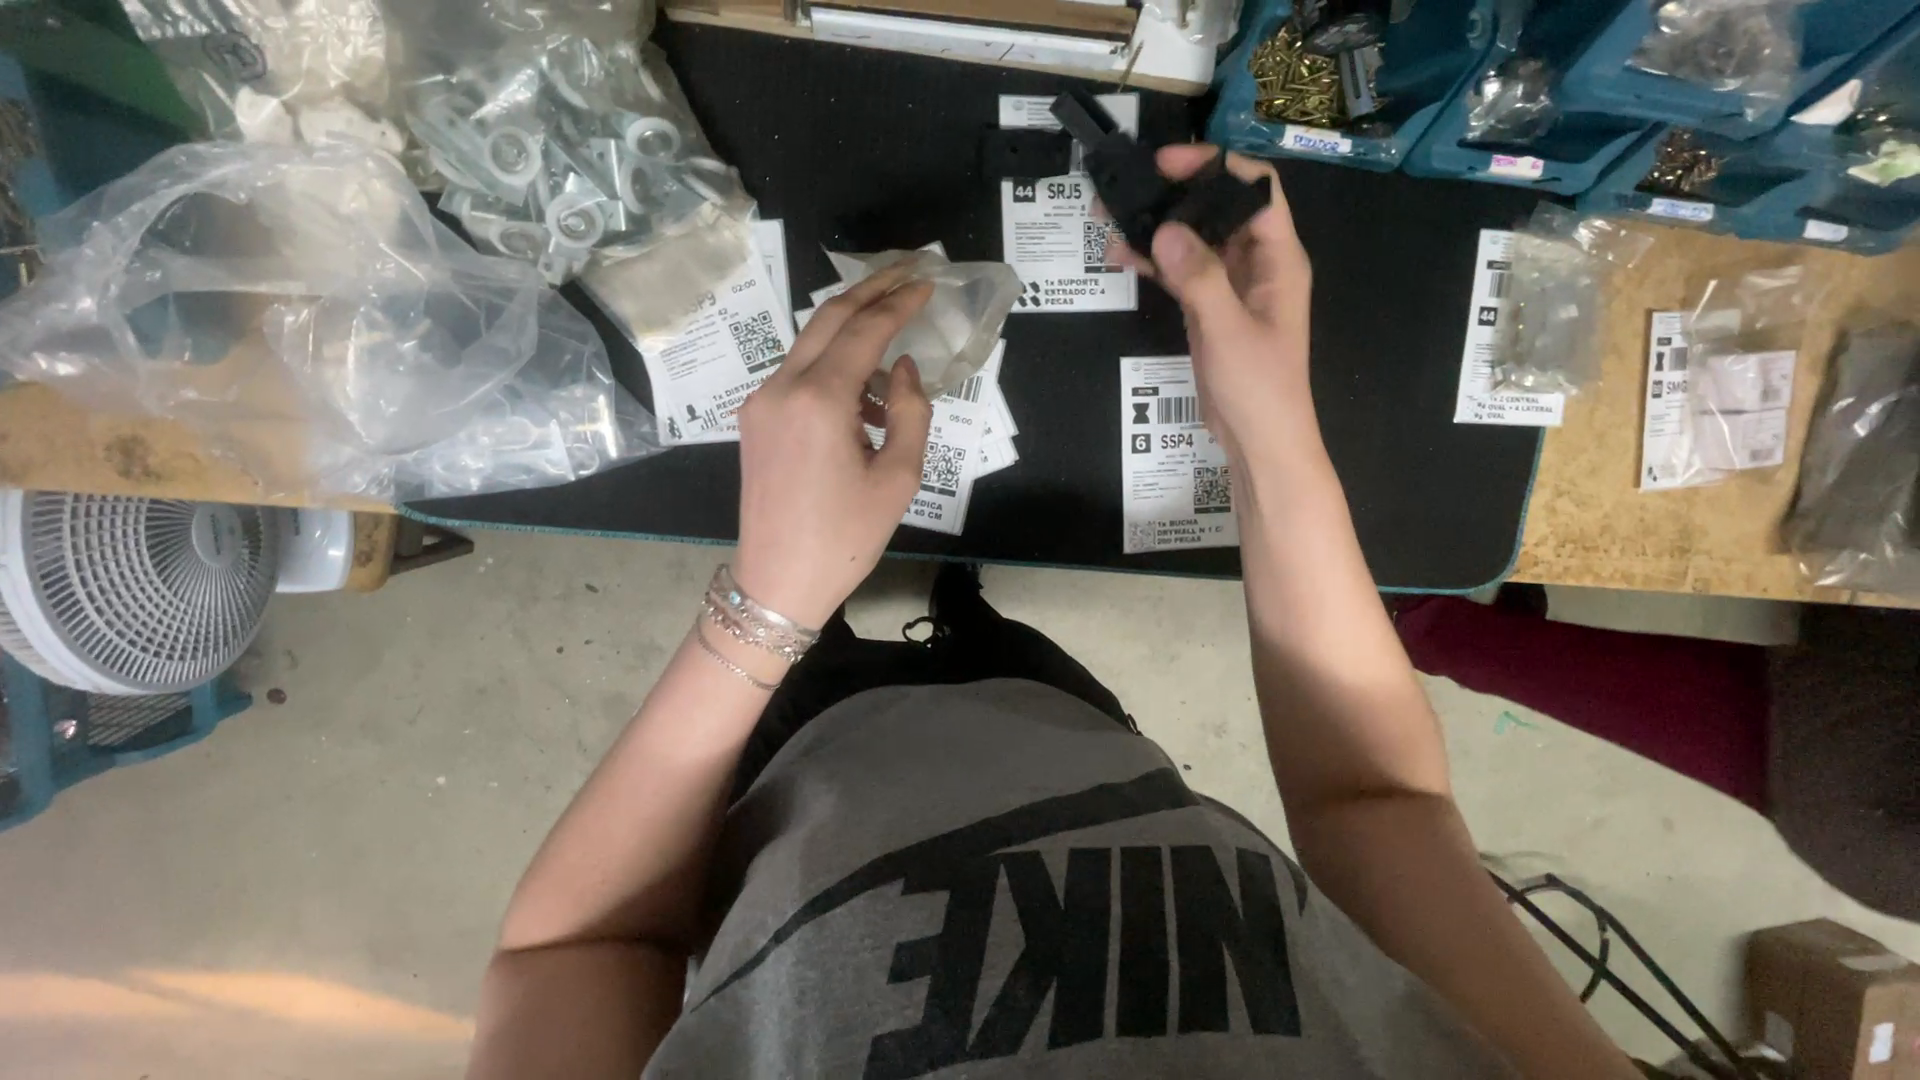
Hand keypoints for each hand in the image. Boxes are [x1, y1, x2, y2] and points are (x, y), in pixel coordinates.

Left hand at [732, 266, 934, 628]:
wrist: (777, 582)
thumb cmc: (846, 539)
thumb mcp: (899, 479)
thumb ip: (911, 412)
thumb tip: (905, 370)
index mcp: (820, 400)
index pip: (864, 329)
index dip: (899, 302)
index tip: (927, 283)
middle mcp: (782, 388)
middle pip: (828, 317)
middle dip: (870, 290)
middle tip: (908, 273)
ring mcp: (761, 402)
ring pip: (811, 344)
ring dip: (853, 335)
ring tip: (898, 357)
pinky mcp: (755, 420)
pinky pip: (799, 376)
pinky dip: (834, 371)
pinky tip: (866, 402)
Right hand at [1117, 145, 1313, 463]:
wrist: (1259, 441)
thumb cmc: (1259, 387)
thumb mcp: (1229, 330)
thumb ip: (1200, 278)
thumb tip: (1164, 230)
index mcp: (1278, 258)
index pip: (1254, 189)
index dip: (1214, 166)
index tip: (1166, 165)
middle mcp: (1257, 264)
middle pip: (1217, 210)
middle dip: (1174, 195)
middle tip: (1127, 189)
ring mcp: (1231, 287)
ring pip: (1194, 241)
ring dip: (1157, 229)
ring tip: (1110, 218)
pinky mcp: (1208, 310)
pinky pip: (1181, 273)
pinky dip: (1153, 263)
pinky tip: (1120, 257)